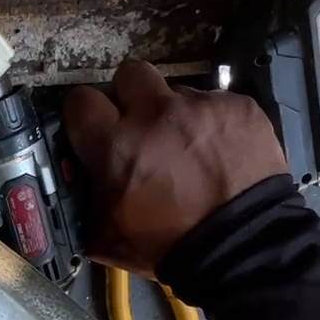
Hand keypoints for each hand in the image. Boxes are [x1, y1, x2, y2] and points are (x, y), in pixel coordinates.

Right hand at [62, 60, 287, 276]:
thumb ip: (87, 196)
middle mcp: (155, 114)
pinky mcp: (238, 106)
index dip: (83, 113)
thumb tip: (82, 181)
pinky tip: (213, 153)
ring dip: (171, 115)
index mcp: (115, 145)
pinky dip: (208, 124)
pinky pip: (214, 103)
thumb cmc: (165, 244)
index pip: (80, 100)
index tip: (90, 126)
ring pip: (175, 92)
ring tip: (183, 148)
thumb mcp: (104, 232)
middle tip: (133, 123)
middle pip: (128, 73)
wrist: (238, 246)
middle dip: (127, 95)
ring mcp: (200, 106)